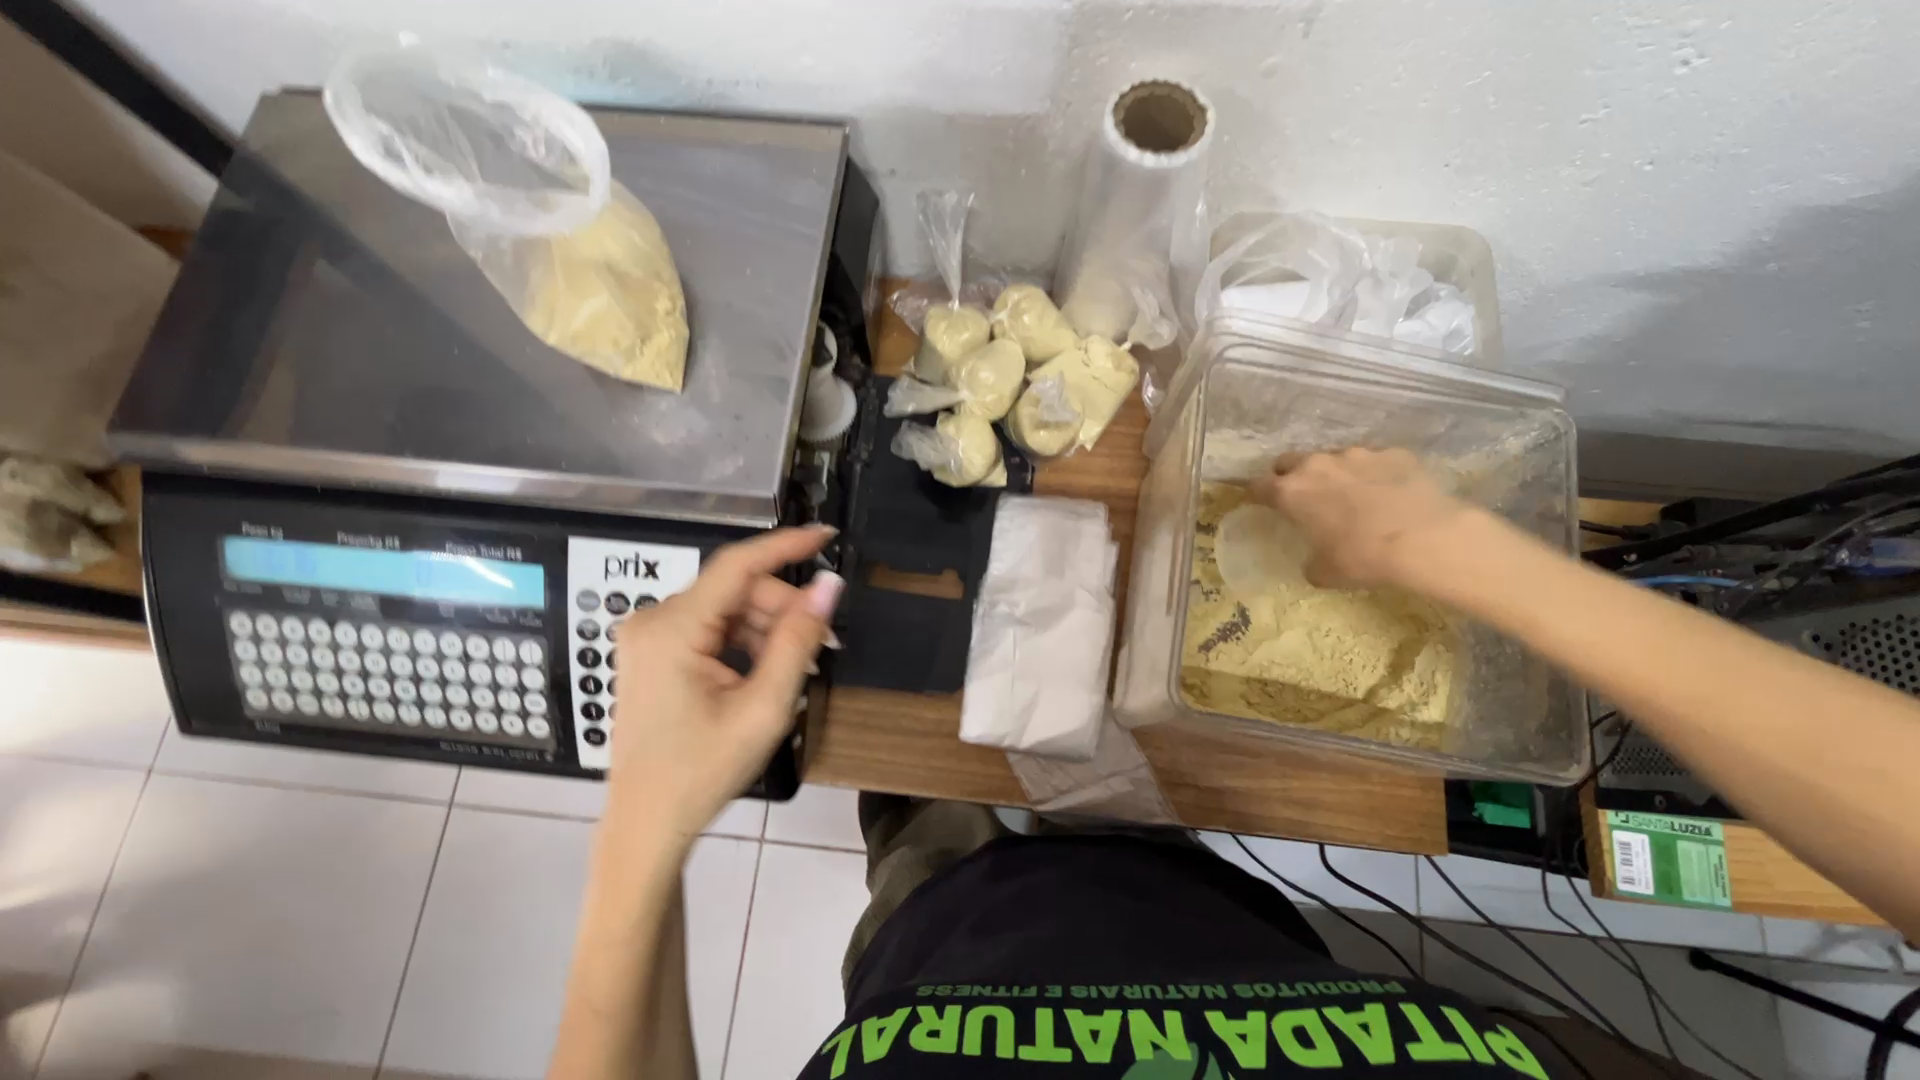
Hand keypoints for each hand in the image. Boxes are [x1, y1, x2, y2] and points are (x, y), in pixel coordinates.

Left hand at [604, 527, 842, 844]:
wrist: (647, 823)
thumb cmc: (702, 771)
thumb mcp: (763, 708)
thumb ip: (798, 640)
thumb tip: (830, 586)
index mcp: (673, 628)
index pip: (738, 565)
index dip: (786, 545)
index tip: (828, 535)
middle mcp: (653, 620)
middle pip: (735, 590)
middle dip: (783, 609)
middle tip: (823, 644)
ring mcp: (647, 637)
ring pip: (725, 609)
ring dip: (766, 628)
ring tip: (797, 667)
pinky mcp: (651, 654)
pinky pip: (709, 629)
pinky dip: (743, 642)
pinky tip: (765, 671)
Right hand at [1248, 448, 1468, 588]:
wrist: (1425, 538)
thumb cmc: (1362, 557)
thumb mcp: (1325, 572)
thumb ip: (1311, 561)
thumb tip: (1315, 561)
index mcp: (1291, 492)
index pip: (1258, 485)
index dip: (1257, 494)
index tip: (1260, 503)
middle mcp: (1318, 465)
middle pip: (1290, 461)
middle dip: (1290, 476)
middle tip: (1302, 497)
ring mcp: (1358, 454)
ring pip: (1334, 458)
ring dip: (1335, 473)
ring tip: (1352, 495)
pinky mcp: (1394, 453)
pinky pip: (1376, 461)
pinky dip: (1375, 473)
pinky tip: (1390, 493)